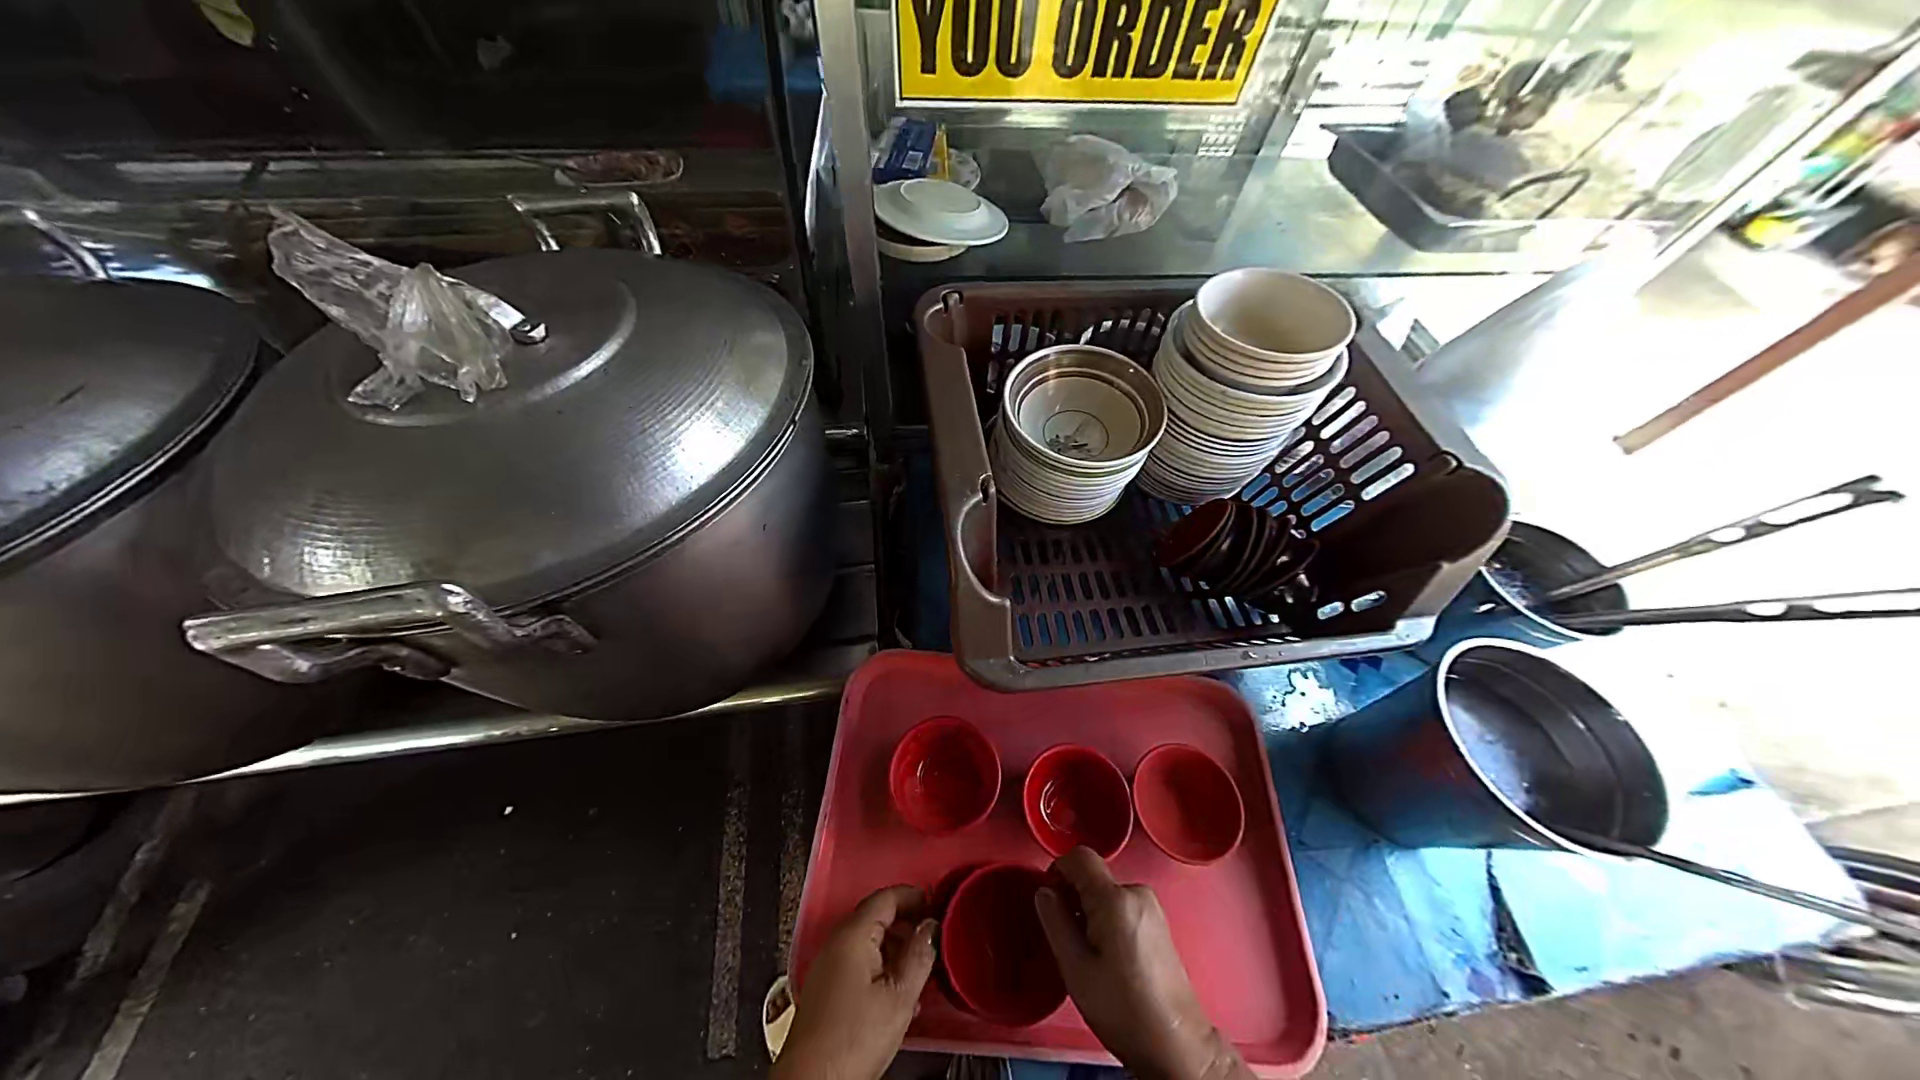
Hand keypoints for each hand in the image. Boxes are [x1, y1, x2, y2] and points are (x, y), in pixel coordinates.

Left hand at [774, 885, 936, 1079]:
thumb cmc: (854, 1039)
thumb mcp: (899, 997)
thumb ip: (919, 955)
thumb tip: (931, 926)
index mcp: (853, 934)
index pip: (886, 897)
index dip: (915, 897)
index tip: (938, 907)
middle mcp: (837, 942)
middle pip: (877, 916)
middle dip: (908, 923)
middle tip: (934, 938)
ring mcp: (829, 965)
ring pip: (870, 941)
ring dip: (897, 948)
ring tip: (922, 969)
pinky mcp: (827, 988)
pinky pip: (859, 962)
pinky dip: (882, 966)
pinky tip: (898, 993)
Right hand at [1033, 848, 1251, 1079]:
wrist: (1177, 1045)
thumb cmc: (1123, 1009)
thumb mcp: (1075, 968)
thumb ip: (1055, 921)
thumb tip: (1044, 892)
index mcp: (1115, 899)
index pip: (1079, 857)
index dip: (1057, 870)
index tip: (1049, 899)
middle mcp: (1137, 893)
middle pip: (1093, 876)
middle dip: (1073, 898)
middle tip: (1067, 937)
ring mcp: (1152, 907)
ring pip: (1106, 893)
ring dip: (1090, 911)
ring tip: (1089, 954)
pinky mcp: (1159, 923)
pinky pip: (1122, 906)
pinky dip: (1107, 920)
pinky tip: (1109, 957)